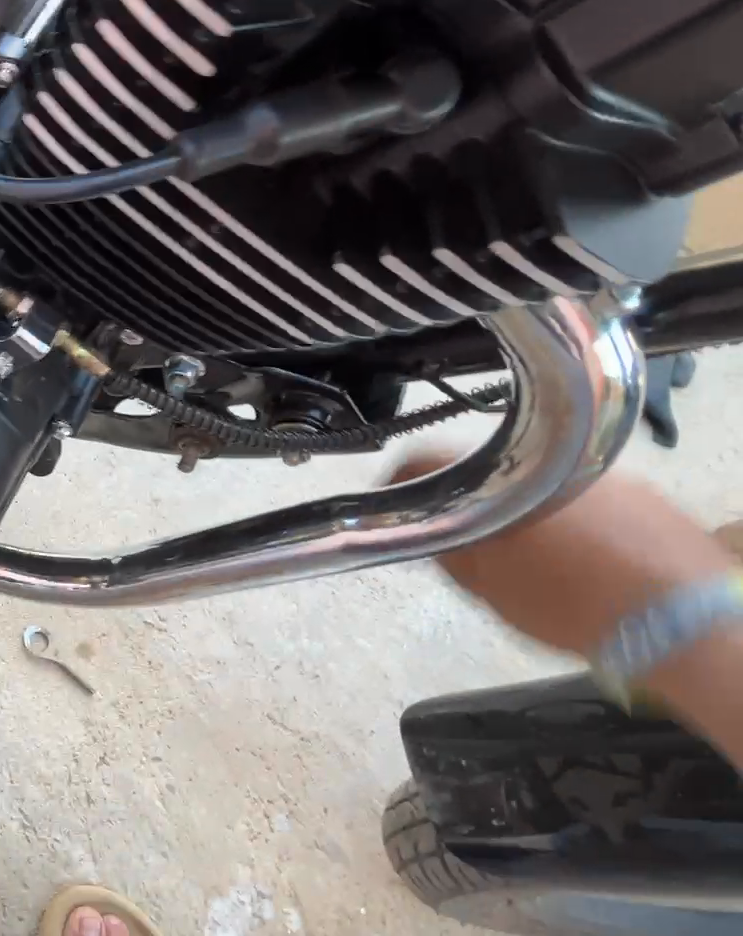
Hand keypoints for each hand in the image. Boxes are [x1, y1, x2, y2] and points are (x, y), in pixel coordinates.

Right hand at [391, 453, 733, 654]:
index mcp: (503, 477)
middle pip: (486, 469)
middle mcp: (552, 462)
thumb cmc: (572, 604)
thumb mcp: (484, 585)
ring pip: (537, 483)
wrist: (696, 628)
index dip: (397, 482)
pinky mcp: (653, 498)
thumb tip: (415, 530)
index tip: (392, 506)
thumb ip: (442, 549)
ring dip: (519, 506)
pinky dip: (570, 519)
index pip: (425, 459)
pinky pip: (586, 497)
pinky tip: (577, 557)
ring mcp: (608, 477)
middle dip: (467, 498)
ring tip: (524, 550)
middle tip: (461, 535)